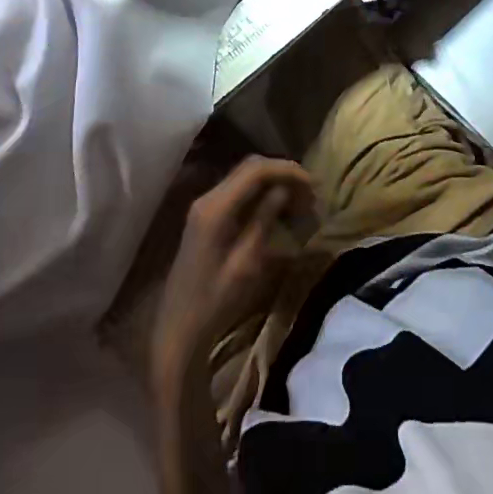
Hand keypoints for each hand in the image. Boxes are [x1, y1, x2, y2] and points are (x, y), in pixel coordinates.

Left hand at [151, 156, 312, 376]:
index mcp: (215, 208)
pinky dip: (261, 194)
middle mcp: (208, 198)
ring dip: (274, 182)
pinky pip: (238, 192)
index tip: (312, 185)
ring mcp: (205, 205)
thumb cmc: (215, 300)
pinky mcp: (207, 216)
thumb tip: (284, 191)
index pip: (255, 170)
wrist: (180, 326)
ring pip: (244, 177)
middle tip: (310, 193)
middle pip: (250, 168)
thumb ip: (264, 220)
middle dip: (283, 174)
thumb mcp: (247, 263)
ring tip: (300, 202)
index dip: (287, 171)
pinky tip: (279, 209)